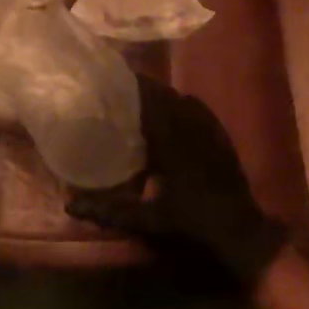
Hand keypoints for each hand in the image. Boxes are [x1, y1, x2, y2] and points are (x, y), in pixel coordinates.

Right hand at [65, 77, 282, 289]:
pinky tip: (177, 110)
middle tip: (121, 88)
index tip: (113, 78)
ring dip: (164, 96)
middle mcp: (192, 130)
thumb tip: (68, 205)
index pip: (150, 103)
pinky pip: (201, 112)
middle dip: (145, 89)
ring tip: (144, 97)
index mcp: (172, 143)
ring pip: (184, 102)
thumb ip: (108, 212)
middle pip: (167, 97)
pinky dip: (185, 105)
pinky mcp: (222, 141)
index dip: (133, 87)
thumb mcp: (145, 220)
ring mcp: (211, 133)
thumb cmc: (190, 223)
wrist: (239, 230)